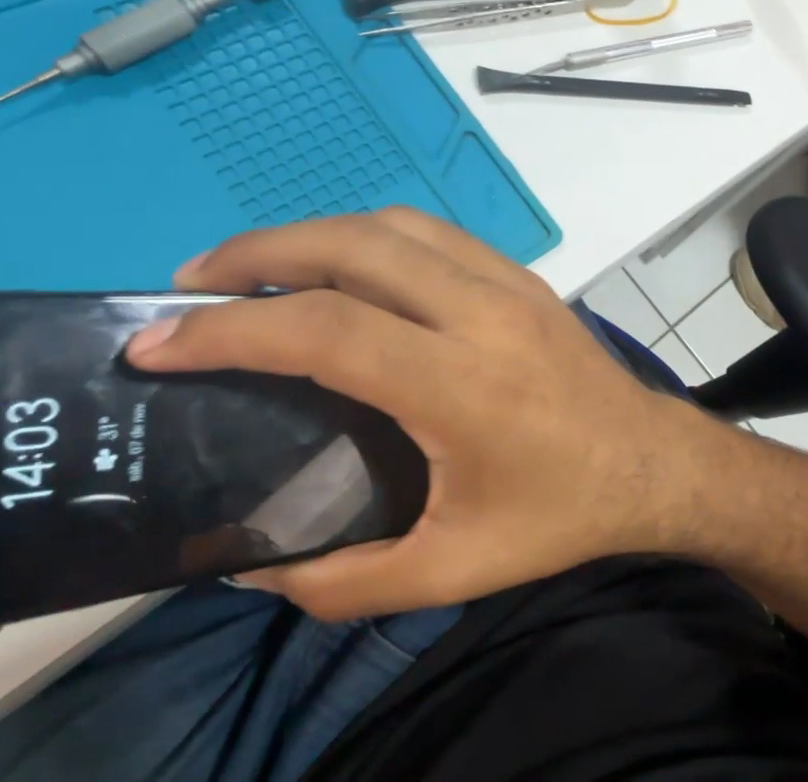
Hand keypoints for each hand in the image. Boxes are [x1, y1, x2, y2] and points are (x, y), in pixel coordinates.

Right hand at [125, 209, 725, 619]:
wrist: (654, 464)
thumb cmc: (561, 515)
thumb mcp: (455, 569)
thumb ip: (348, 581)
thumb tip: (254, 567)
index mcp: (461, 384)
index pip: (325, 330)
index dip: (228, 331)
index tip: (154, 344)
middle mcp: (482, 312)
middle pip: (353, 247)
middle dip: (257, 252)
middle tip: (190, 285)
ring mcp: (509, 283)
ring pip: (394, 226)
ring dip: (313, 235)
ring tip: (255, 271)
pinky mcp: (524, 277)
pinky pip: (433, 234)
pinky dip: (370, 238)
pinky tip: (342, 271)